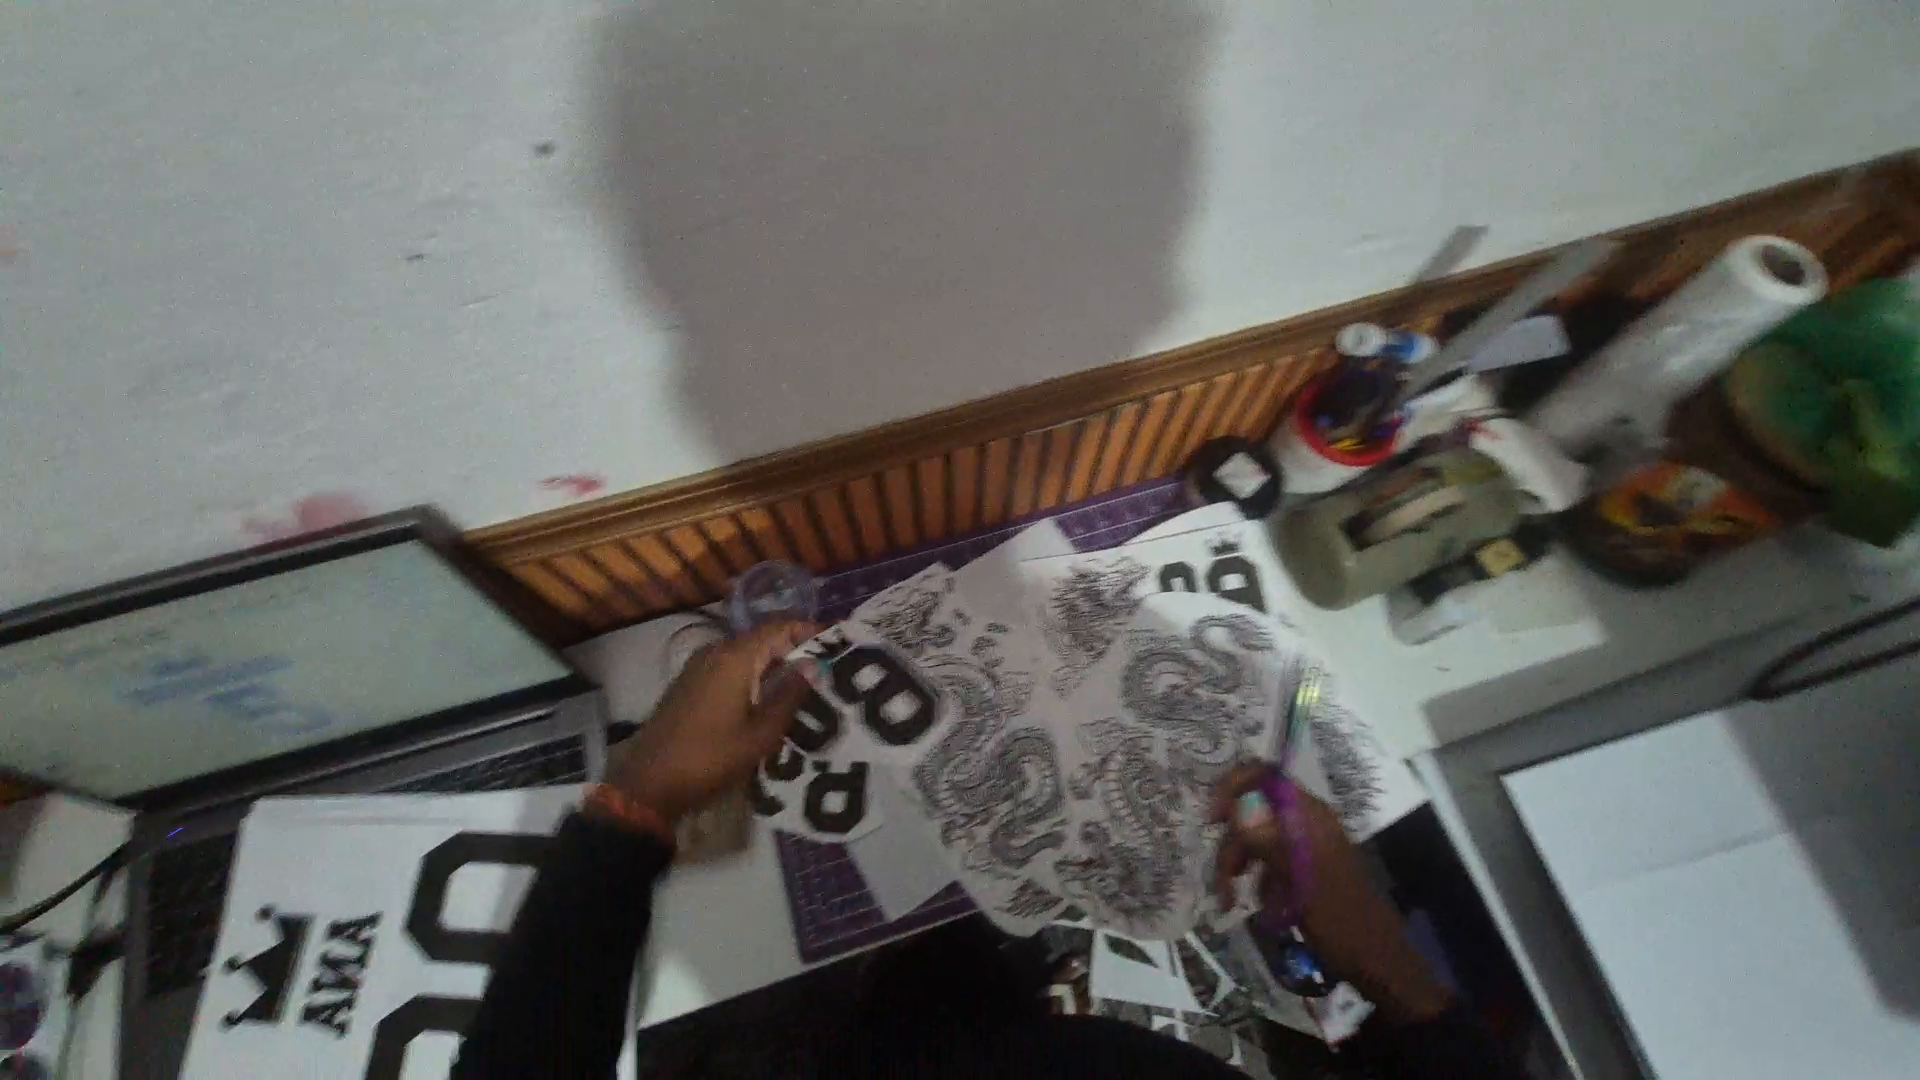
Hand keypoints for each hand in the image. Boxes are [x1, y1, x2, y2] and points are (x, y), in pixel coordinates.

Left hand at [603, 620, 819, 824]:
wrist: (649, 785)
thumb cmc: (711, 757)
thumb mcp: (761, 733)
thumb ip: (790, 695)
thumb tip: (813, 665)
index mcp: (735, 657)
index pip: (779, 628)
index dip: (808, 630)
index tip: (835, 641)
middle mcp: (715, 652)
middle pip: (762, 639)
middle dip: (793, 648)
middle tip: (824, 666)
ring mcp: (698, 668)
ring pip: (745, 654)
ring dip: (773, 664)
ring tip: (802, 683)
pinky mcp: (689, 685)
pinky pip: (729, 667)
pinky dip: (752, 674)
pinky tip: (766, 698)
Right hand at [1210, 763, 1451, 1024]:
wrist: (1380, 965)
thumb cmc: (1343, 920)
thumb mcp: (1300, 881)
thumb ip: (1268, 842)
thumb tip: (1238, 808)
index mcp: (1309, 816)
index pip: (1264, 775)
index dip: (1234, 786)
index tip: (1214, 818)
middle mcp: (1304, 823)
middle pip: (1251, 812)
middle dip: (1232, 843)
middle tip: (1225, 876)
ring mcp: (1302, 846)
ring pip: (1254, 839)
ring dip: (1237, 865)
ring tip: (1230, 899)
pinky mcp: (1301, 869)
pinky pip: (1266, 862)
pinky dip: (1257, 881)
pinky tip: (1264, 908)